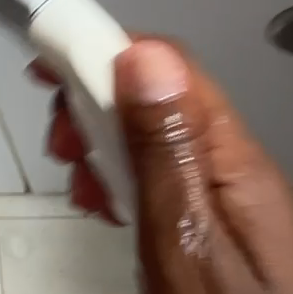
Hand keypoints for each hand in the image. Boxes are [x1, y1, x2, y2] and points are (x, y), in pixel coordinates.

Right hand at [35, 38, 292, 293]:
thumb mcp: (182, 242)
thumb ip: (164, 149)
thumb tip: (146, 56)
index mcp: (238, 165)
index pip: (173, 67)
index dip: (106, 51)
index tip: (51, 69)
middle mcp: (242, 169)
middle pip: (161, 95)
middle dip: (97, 102)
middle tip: (63, 143)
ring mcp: (234, 197)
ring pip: (158, 132)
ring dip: (105, 140)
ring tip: (82, 182)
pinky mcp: (222, 222)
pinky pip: (166, 169)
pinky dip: (124, 172)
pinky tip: (108, 202)